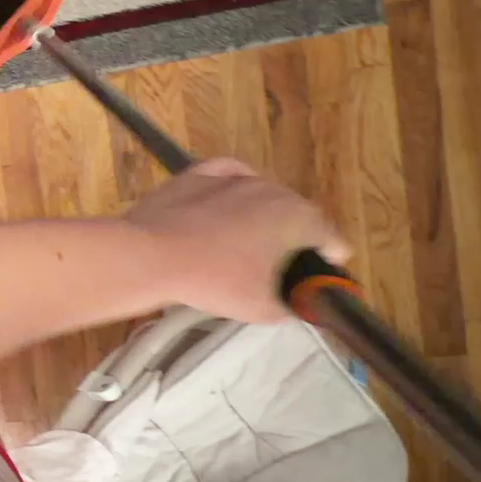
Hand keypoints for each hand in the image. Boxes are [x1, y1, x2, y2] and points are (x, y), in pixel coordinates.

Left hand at [124, 157, 350, 322]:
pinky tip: (228, 199)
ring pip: (262, 195)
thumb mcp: (265, 308)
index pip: (331, 242)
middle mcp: (272, 190)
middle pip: (297, 216)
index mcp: (301, 219)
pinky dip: (233, 186)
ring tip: (242, 241)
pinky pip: (227, 174)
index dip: (323, 265)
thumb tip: (294, 304)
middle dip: (291, 240)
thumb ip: (292, 305)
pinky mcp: (195, 174)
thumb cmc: (213, 280)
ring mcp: (231, 178)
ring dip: (261, 215)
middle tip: (270, 267)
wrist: (149, 255)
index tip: (306, 283)